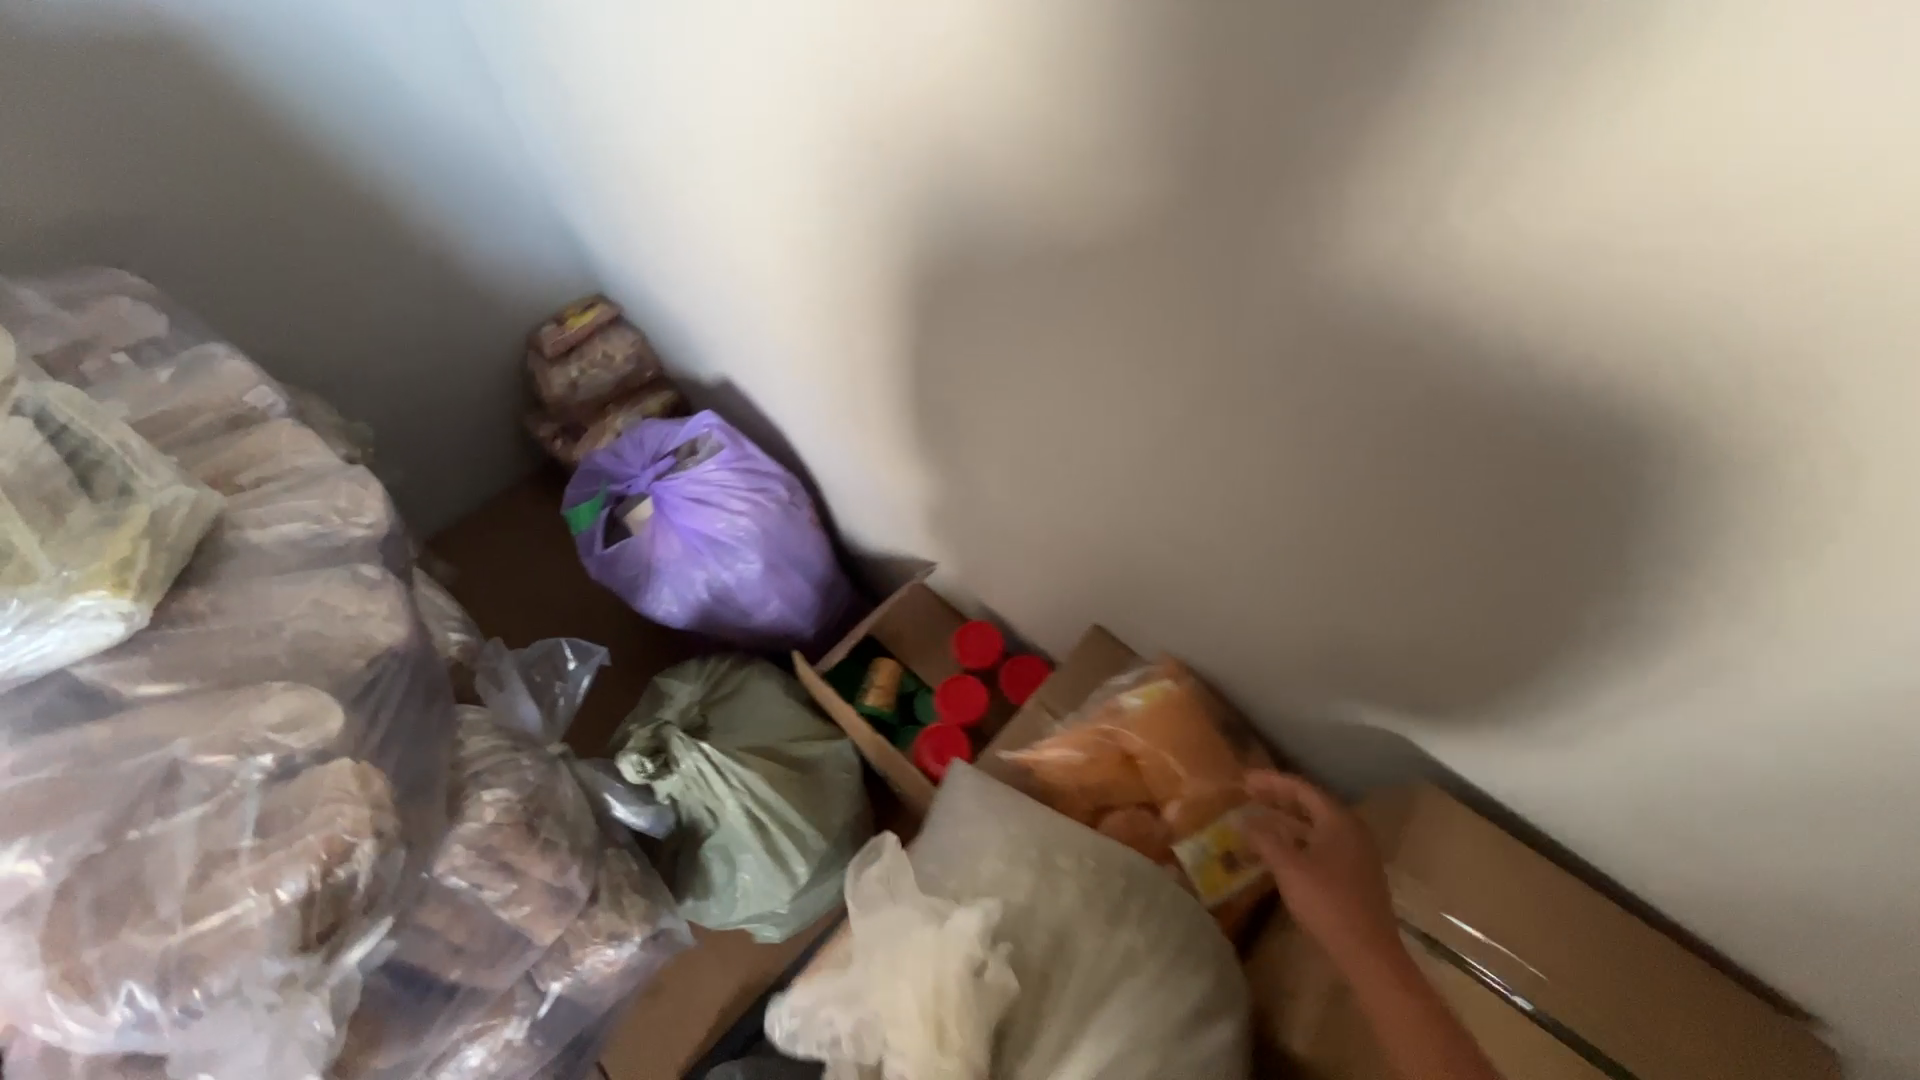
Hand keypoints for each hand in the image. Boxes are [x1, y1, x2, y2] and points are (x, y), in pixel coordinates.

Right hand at [1244, 771, 1402, 973]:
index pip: (1301, 788)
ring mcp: (1357, 853)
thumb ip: (1264, 839)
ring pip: (1317, 826)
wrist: (1368, 952)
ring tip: (1259, 818)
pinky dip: (1299, 840)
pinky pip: (1323, 844)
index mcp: (1339, 821)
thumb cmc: (1327, 902)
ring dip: (1288, 820)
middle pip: (1311, 804)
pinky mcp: (1356, 874)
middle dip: (1278, 798)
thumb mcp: (1288, 867)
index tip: (1244, 779)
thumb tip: (1243, 819)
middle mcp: (1352, 830)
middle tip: (1249, 794)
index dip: (1271, 781)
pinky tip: (1280, 850)